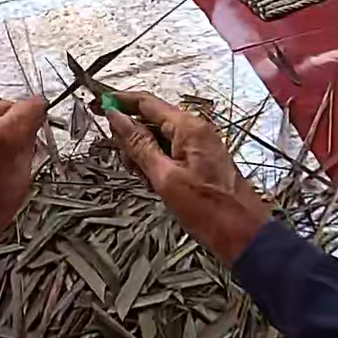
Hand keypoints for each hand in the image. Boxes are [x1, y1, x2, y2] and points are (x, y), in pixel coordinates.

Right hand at [106, 91, 270, 262]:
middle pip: (150, 120)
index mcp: (188, 126)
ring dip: (142, 154)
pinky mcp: (198, 158)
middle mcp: (194, 128)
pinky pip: (168, 151)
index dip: (118, 101)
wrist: (243, 236)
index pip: (145, 102)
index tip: (95, 104)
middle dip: (131, 137)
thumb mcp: (164, 177)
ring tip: (145, 180)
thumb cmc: (206, 209)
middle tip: (127, 163)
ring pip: (156, 137)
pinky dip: (155, 163)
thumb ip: (138, 144)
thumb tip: (114, 117)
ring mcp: (197, 143)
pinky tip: (154, 183)